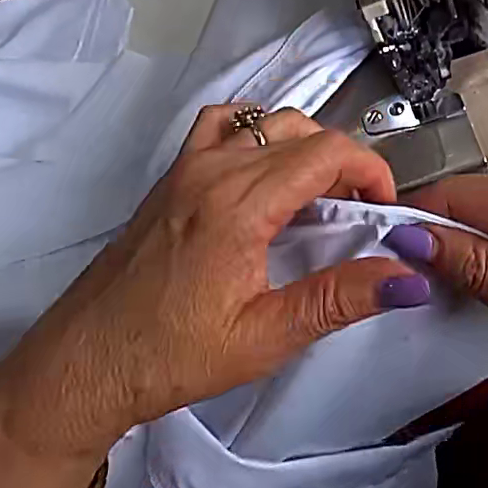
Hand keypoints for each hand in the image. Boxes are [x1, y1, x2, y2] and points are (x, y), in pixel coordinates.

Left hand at [0, 105, 428, 465]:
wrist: (82, 366)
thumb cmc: (168, 356)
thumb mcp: (267, 337)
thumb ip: (341, 299)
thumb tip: (406, 279)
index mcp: (238, 206)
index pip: (328, 152)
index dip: (371, 171)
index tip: (383, 207)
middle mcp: (212, 172)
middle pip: (306, 131)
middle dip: (348, 163)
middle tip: (358, 211)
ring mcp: (187, 168)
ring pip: (269, 120)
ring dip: (308, 146)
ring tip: (318, 194)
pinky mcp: (172, 177)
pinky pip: (224, 124)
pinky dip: (258, 132)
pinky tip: (265, 169)